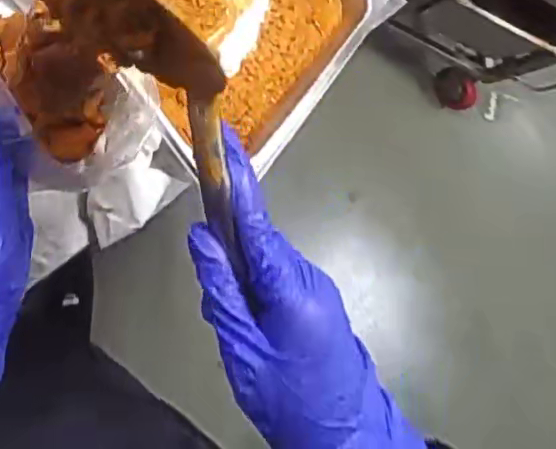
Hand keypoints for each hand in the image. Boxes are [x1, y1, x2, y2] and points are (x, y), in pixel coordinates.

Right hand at [188, 126, 425, 448]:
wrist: (353, 441)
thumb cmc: (293, 400)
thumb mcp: (243, 350)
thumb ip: (220, 290)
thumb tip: (202, 235)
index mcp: (287, 282)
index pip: (253, 215)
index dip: (237, 174)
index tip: (226, 137)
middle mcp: (305, 272)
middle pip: (255, 239)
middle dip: (228, 251)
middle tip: (218, 297)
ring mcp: (315, 285)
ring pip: (264, 260)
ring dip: (242, 279)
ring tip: (239, 328)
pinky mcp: (318, 299)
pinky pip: (276, 277)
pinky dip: (257, 289)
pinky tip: (255, 327)